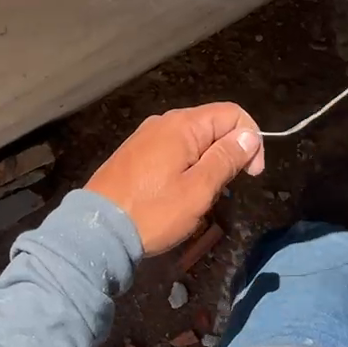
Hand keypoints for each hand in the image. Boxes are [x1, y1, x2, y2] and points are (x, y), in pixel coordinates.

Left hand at [86, 102, 266, 255]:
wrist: (95, 232)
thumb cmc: (152, 212)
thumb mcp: (198, 190)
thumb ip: (225, 159)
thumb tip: (249, 135)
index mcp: (183, 125)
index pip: (232, 113)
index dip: (250, 139)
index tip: (252, 174)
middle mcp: (165, 122)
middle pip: (212, 125)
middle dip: (228, 153)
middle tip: (225, 190)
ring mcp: (147, 136)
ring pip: (193, 140)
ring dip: (208, 163)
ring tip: (202, 197)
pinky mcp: (136, 153)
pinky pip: (173, 150)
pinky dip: (187, 166)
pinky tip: (179, 194)